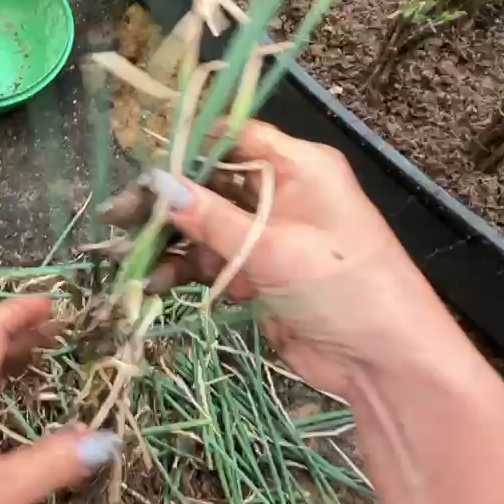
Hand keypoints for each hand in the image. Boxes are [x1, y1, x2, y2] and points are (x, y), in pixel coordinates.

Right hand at [105, 121, 463, 399]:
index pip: (235, 137)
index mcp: (298, 168)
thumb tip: (156, 182)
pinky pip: (211, 260)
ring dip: (167, 240)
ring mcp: (268, 234)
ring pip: (204, 225)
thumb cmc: (342, 289)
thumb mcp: (272, 249)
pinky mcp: (258, 272)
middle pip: (210, 183)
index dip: (189, 144)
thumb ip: (210, 217)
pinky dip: (184, 270)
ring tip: (124, 254)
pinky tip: (156, 283)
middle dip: (165, 201)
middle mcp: (281, 193)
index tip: (142, 159)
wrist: (386, 365)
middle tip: (117, 214)